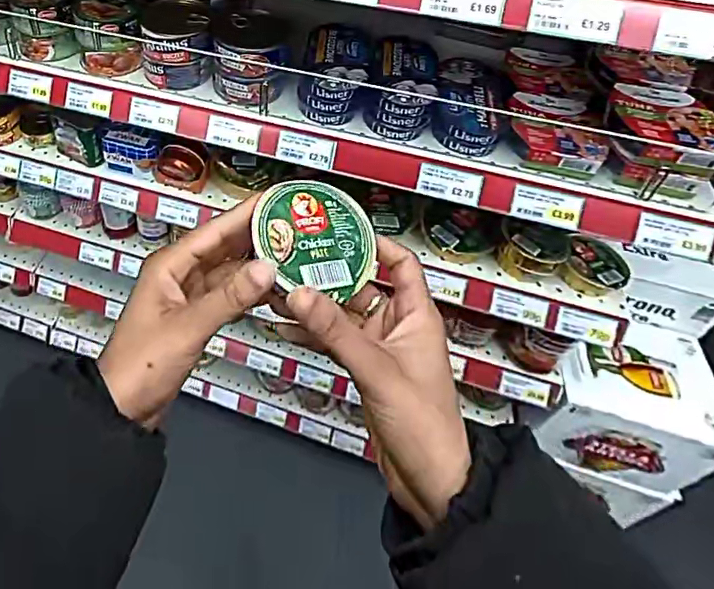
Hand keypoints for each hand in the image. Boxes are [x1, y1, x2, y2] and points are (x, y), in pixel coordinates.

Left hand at [97, 197, 274, 427]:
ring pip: (228, 270)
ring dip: (256, 263)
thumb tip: (268, 266)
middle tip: (293, 223)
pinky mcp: (196, 317)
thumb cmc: (142, 365)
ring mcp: (188, 295)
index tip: (275, 199)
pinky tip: (273, 288)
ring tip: (292, 251)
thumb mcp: (188, 327)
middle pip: (223, 246)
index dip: (246, 213)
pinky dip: (248, 291)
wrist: (122, 410)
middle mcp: (179, 273)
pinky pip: (227, 294)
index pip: (214, 230)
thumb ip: (229, 297)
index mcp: (170, 264)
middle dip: (256, 234)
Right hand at [279, 237, 469, 529]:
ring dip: (315, 302)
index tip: (342, 229)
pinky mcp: (364, 368)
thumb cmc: (425, 426)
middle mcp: (397, 325)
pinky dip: (312, 331)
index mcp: (416, 315)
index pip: (401, 263)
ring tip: (282, 287)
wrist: (431, 484)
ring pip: (343, 312)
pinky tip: (286, 325)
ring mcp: (379, 347)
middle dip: (330, 271)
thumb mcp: (376, 369)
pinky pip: (335, 338)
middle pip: (362, 284)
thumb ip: (336, 331)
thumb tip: (301, 293)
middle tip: (297, 256)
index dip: (375, 242)